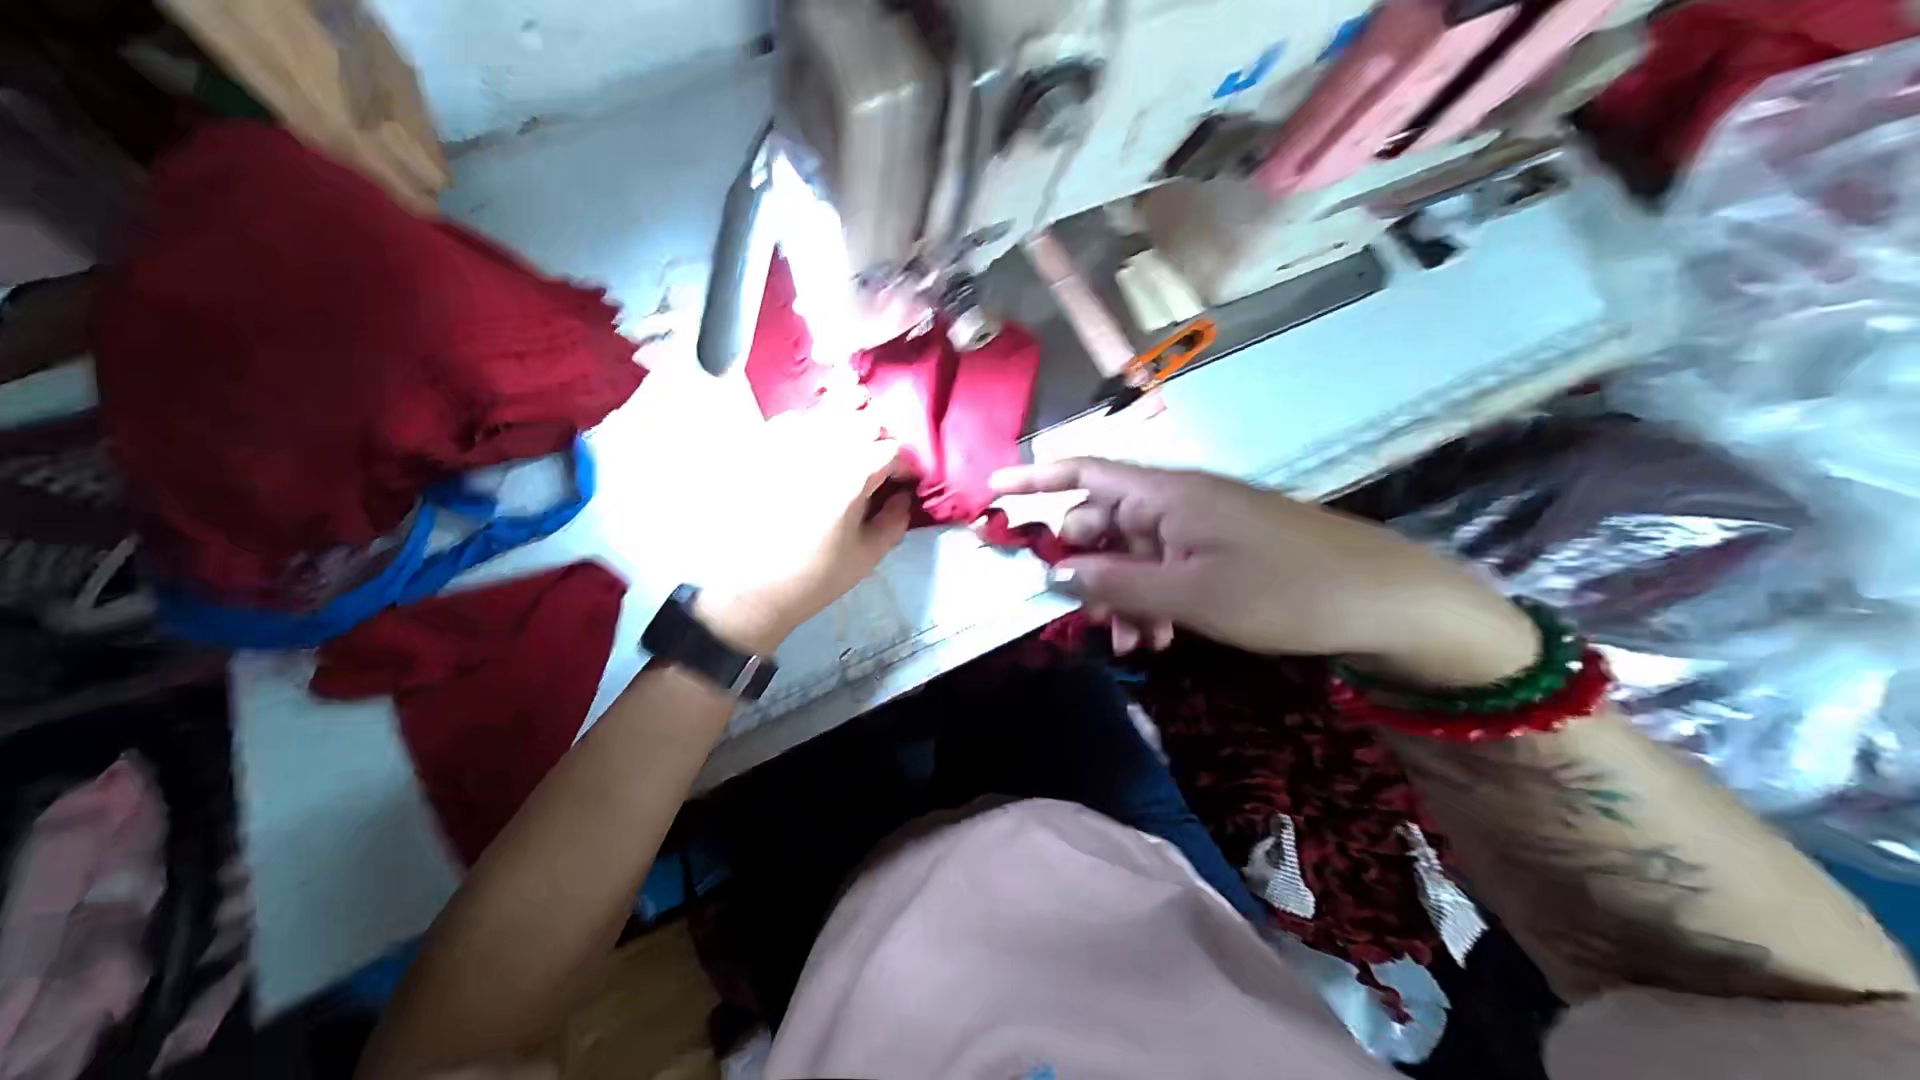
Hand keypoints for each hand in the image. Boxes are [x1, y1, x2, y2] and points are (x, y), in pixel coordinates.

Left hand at [697, 410, 911, 653]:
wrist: (752, 589)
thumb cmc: (815, 576)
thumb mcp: (868, 554)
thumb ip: (895, 519)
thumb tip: (902, 495)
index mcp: (852, 473)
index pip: (894, 449)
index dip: (907, 466)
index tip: (905, 484)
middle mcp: (821, 447)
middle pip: (864, 421)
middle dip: (880, 441)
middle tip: (879, 468)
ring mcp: (787, 443)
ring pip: (830, 414)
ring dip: (848, 429)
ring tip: (847, 453)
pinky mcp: (760, 448)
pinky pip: (793, 420)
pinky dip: (811, 427)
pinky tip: (812, 449)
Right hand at [990, 458, 1538, 684]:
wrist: (1386, 599)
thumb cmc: (1282, 590)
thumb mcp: (1189, 595)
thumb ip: (1116, 583)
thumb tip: (1056, 573)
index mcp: (1164, 494)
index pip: (1082, 472)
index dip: (1034, 479)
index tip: (993, 491)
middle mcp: (1177, 500)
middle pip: (1102, 521)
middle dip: (1084, 566)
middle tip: (1087, 617)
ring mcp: (1201, 525)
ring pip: (1134, 552)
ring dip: (1120, 593)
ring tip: (1136, 642)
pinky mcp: (1223, 549)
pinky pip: (1166, 567)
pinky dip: (1153, 598)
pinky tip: (1164, 636)